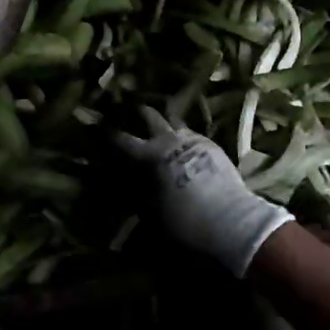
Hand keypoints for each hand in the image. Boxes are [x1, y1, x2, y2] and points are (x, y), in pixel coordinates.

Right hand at [116, 107, 293, 277]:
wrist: (232, 221)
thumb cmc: (185, 220)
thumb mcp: (151, 211)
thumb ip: (138, 192)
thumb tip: (129, 182)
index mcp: (150, 155)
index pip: (121, 139)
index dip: (107, 132)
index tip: (97, 124)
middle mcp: (169, 140)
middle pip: (150, 116)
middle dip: (137, 111)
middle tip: (128, 108)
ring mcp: (193, 139)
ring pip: (174, 119)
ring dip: (163, 119)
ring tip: (158, 120)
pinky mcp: (212, 146)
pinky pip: (192, 133)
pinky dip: (182, 133)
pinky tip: (182, 140)